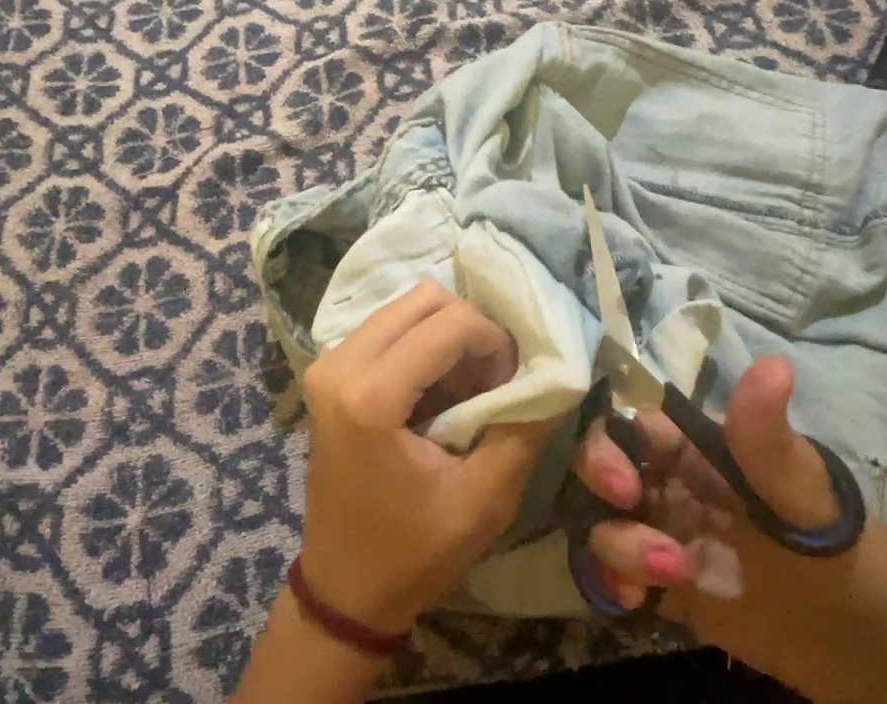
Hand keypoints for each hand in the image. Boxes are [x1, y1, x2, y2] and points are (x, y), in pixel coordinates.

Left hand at [298, 280, 555, 632]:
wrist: (346, 588)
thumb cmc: (414, 552)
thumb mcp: (485, 499)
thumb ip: (526, 426)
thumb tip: (559, 372)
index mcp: (369, 395)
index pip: (451, 321)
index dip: (496, 342)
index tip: (511, 387)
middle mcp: (338, 364)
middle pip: (424, 298)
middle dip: (471, 329)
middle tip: (492, 382)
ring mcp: (327, 364)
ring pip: (406, 308)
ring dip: (447, 336)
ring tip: (468, 392)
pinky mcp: (329, 372)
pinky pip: (387, 328)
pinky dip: (423, 346)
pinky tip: (438, 394)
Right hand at [575, 356, 886, 703]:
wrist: (864, 650)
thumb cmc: (837, 552)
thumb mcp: (802, 494)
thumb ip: (767, 435)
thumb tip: (772, 362)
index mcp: (698, 446)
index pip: (631, 425)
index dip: (609, 444)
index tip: (623, 483)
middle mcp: (670, 481)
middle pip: (601, 466)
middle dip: (599, 486)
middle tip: (629, 510)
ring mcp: (662, 531)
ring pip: (603, 519)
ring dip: (618, 545)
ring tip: (670, 575)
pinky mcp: (660, 582)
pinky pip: (611, 570)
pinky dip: (610, 580)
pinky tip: (634, 600)